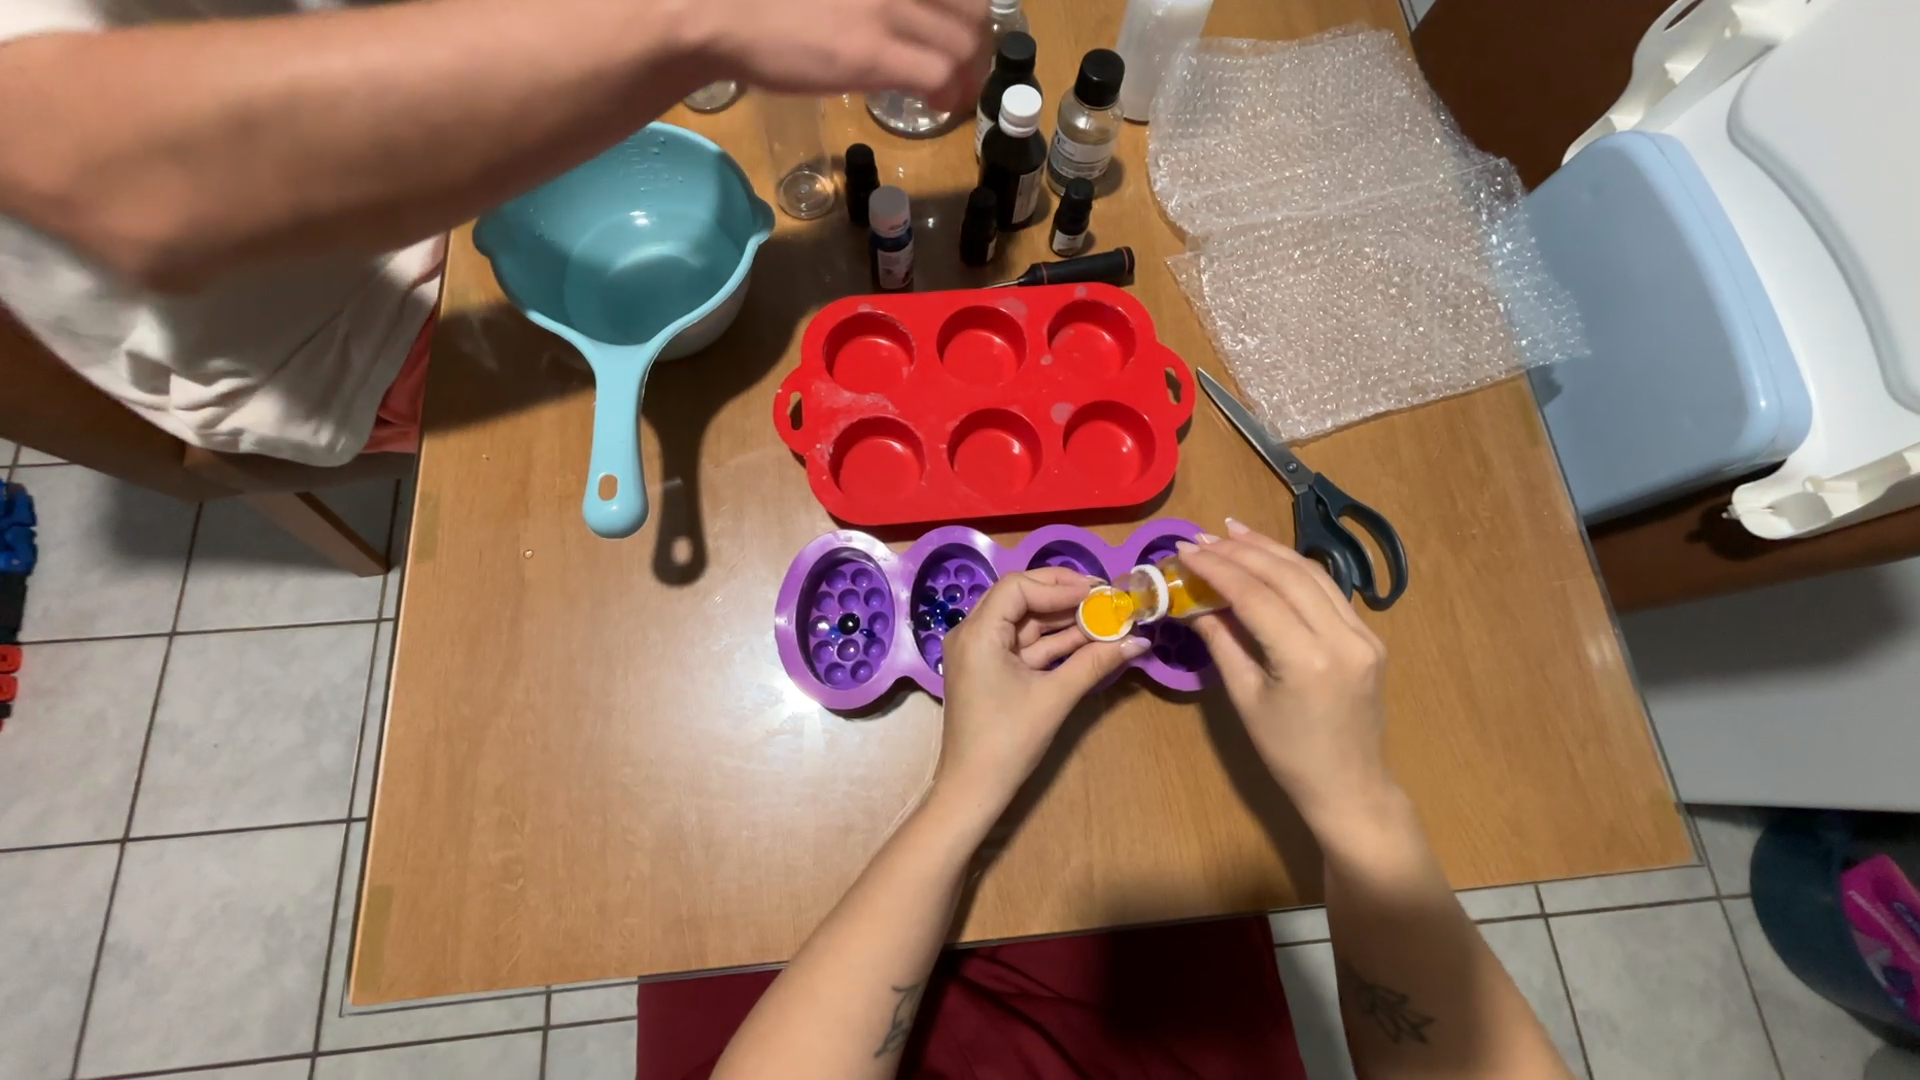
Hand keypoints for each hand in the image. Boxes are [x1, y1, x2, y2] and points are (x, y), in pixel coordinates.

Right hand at [680, 0, 989, 109]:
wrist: (721, 9)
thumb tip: (897, 17)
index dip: (970, 13)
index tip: (962, 37)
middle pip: (974, 7)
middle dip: (978, 47)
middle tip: (964, 73)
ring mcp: (888, 7)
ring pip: (966, 43)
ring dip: (968, 76)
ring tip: (952, 95)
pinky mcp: (875, 51)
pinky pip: (939, 74)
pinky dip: (948, 95)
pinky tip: (937, 106)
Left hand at [933, 568, 1147, 815]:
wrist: (973, 789)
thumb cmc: (1008, 741)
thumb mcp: (1054, 697)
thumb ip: (1094, 662)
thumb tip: (1139, 641)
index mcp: (978, 632)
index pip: (1018, 587)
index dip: (1059, 585)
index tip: (1098, 591)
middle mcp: (973, 633)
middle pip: (1020, 598)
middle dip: (1064, 596)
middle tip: (1106, 597)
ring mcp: (981, 652)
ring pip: (1025, 622)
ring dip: (1064, 619)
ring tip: (1106, 615)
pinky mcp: (991, 669)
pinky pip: (1024, 645)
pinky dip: (1054, 642)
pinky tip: (1090, 638)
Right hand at [1179, 520, 1396, 831]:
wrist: (1349, 785)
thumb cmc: (1287, 752)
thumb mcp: (1245, 697)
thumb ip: (1222, 642)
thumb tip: (1195, 603)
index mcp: (1307, 660)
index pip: (1256, 596)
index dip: (1218, 568)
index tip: (1185, 551)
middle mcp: (1343, 639)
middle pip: (1287, 575)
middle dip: (1241, 550)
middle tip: (1203, 537)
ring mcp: (1363, 635)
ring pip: (1313, 574)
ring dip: (1269, 549)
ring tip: (1232, 531)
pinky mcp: (1368, 636)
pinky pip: (1327, 591)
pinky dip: (1294, 568)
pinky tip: (1268, 557)